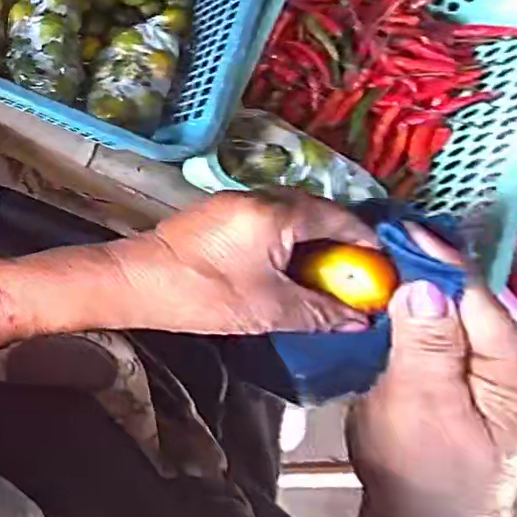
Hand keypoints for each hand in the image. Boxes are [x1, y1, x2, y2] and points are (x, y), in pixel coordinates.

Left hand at [112, 190, 379, 334]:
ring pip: (283, 216)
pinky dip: (279, 241)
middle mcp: (248, 198)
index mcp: (271, 212)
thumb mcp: (273, 309)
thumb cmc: (201, 293)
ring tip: (325, 278)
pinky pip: (257, 222)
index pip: (340, 217)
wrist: (129, 282)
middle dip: (340, 241)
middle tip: (359, 277)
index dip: (370, 245)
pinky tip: (285, 270)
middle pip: (312, 211)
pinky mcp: (206, 218)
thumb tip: (361, 318)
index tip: (387, 273)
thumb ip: (324, 311)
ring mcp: (223, 205)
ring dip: (308, 241)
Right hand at [348, 224, 516, 516]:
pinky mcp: (438, 382)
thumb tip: (423, 289)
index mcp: (512, 379)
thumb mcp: (422, 403)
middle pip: (468, 310)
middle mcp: (501, 374)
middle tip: (386, 232)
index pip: (481, 307)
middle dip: (431, 269)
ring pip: (446, 321)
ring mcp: (470, 379)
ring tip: (378, 254)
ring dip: (414, 286)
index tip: (406, 230)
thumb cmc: (423, 464)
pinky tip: (377, 297)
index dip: (444, 266)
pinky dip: (402, 309)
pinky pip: (425, 334)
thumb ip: (425, 346)